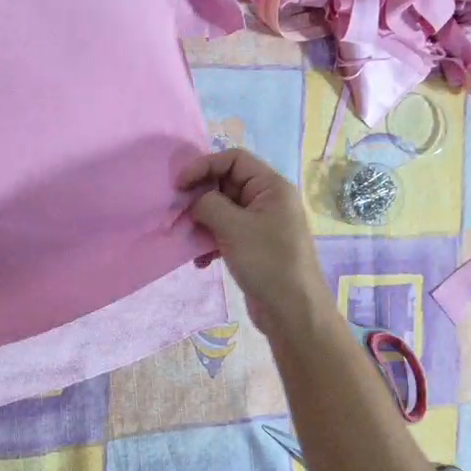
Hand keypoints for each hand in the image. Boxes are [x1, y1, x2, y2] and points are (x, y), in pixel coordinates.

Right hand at [179, 149, 334, 337]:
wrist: (292, 311)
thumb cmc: (267, 262)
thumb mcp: (233, 227)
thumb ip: (208, 204)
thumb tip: (195, 201)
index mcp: (271, 187)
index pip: (234, 159)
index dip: (204, 165)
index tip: (179, 184)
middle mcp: (269, 201)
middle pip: (226, 184)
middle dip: (200, 197)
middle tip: (177, 212)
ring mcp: (262, 225)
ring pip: (224, 210)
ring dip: (202, 222)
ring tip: (187, 237)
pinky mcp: (255, 247)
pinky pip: (227, 233)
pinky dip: (211, 242)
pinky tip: (201, 261)